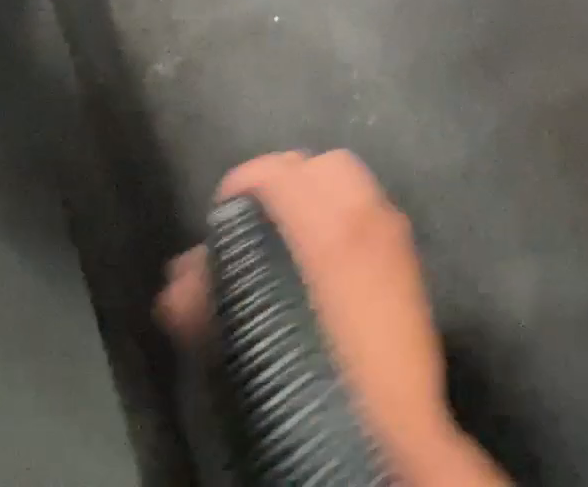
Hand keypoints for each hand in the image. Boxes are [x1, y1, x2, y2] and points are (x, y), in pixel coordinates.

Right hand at [159, 151, 506, 484]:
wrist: (393, 423)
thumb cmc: (318, 375)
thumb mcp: (251, 338)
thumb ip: (205, 302)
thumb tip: (179, 279)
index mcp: (326, 230)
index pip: (277, 171)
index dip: (243, 182)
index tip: (224, 209)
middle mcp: (365, 215)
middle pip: (317, 163)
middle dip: (285, 180)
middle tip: (260, 215)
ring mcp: (392, 229)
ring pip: (348, 178)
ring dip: (316, 193)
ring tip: (291, 229)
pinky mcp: (407, 249)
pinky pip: (370, 204)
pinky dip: (344, 212)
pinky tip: (326, 253)